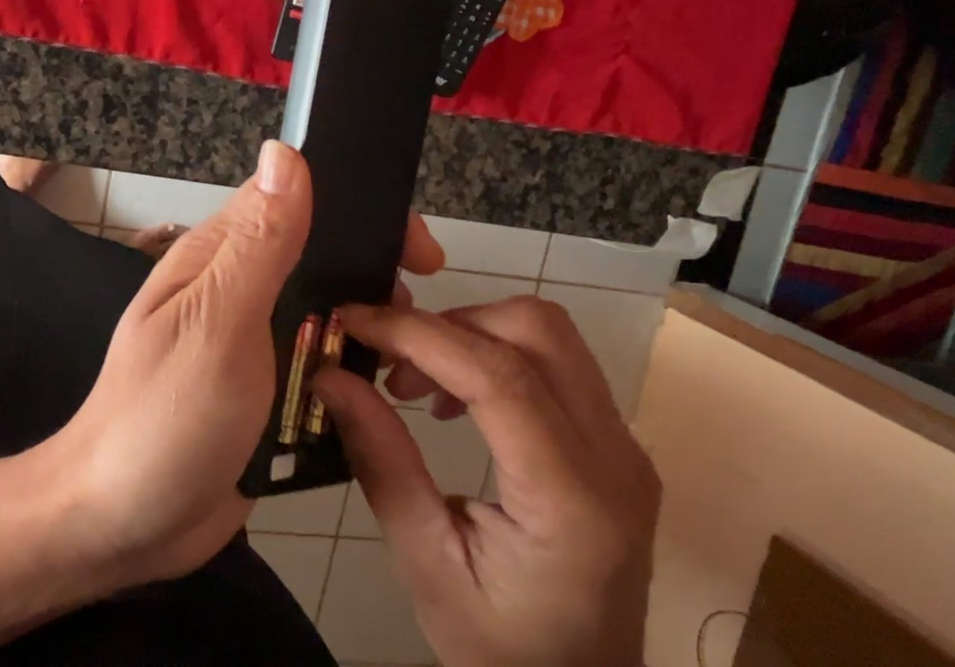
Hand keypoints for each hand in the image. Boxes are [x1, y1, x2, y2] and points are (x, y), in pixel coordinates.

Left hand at [39, 141, 446, 586]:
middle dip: (371, 277)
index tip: (416, 250)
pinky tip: (382, 395)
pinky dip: (350, 374)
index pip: (292, 201)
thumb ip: (256, 244)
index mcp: (216, 259)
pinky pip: (318, 368)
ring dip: (367, 329)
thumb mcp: (215, 324)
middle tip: (418, 314)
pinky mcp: (263, 395)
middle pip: (318, 259)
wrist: (120, 524)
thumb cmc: (164, 419)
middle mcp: (234, 292)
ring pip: (324, 315)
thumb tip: (284, 152)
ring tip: (405, 361)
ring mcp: (249, 346)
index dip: (357, 209)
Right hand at [313, 273, 661, 666]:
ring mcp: (626, 449)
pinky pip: (557, 365)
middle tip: (389, 360)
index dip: (417, 334)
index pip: (498, 376)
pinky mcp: (618, 447)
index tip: (350, 321)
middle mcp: (615, 460)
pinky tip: (454, 401)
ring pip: (552, 335)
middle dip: (449, 322)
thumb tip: (329, 375)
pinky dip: (495, 355)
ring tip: (416, 382)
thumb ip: (381, 461)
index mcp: (570, 502)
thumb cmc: (496, 647)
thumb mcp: (424, 563)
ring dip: (472, 333)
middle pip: (538, 330)